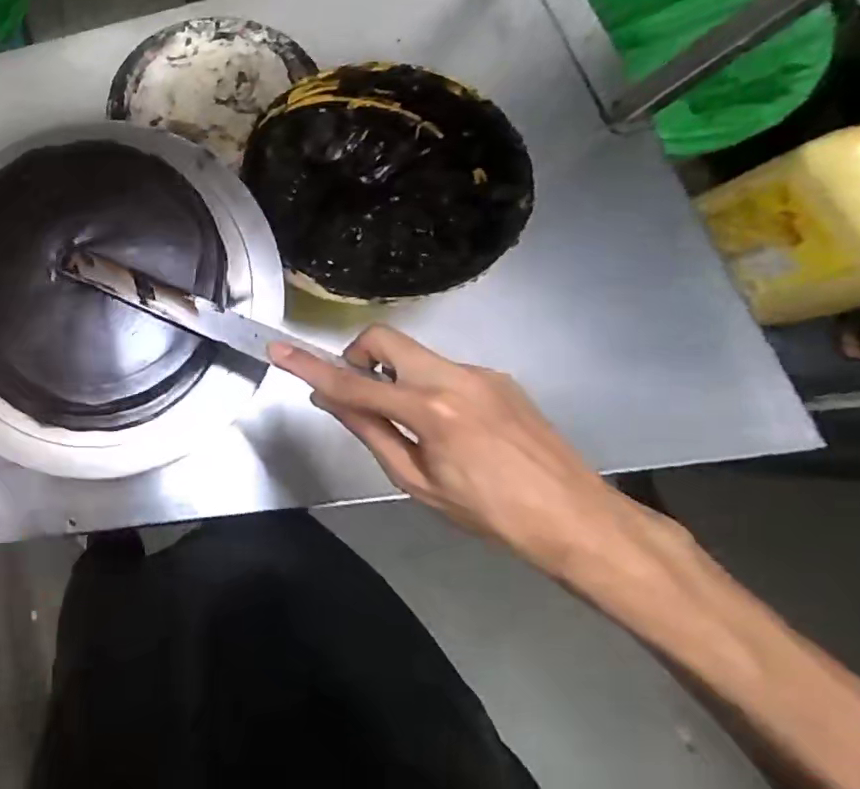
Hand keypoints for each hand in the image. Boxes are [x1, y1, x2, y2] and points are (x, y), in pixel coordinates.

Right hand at [269, 325, 660, 578]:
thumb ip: (369, 431)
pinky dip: (426, 387)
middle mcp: (454, 378)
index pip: (353, 383)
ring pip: (415, 355)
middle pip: (384, 339)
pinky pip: (444, 370)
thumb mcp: (417, 481)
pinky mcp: (499, 378)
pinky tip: (451, 429)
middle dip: (358, 357)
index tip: (278, 350)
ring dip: (394, 376)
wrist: (581, 520)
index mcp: (430, 411)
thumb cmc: (491, 513)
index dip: (310, 366)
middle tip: (360, 394)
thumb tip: (330, 399)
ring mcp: (481, 374)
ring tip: (412, 424)